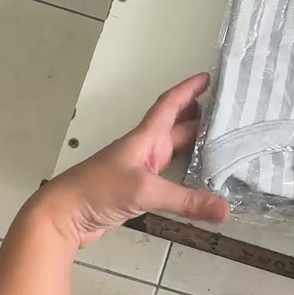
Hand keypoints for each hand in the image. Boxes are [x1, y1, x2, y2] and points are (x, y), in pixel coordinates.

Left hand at [22, 72, 229, 248]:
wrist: (64, 215)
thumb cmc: (97, 190)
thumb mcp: (145, 190)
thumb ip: (186, 200)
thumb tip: (224, 210)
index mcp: (145, 138)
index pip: (170, 105)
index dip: (188, 90)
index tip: (209, 79)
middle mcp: (145, 150)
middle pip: (177, 127)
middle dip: (201, 118)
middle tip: (229, 115)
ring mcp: (142, 170)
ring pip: (175, 152)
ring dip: (195, 147)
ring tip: (223, 145)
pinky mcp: (139, 191)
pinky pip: (170, 178)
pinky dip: (187, 177)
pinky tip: (201, 182)